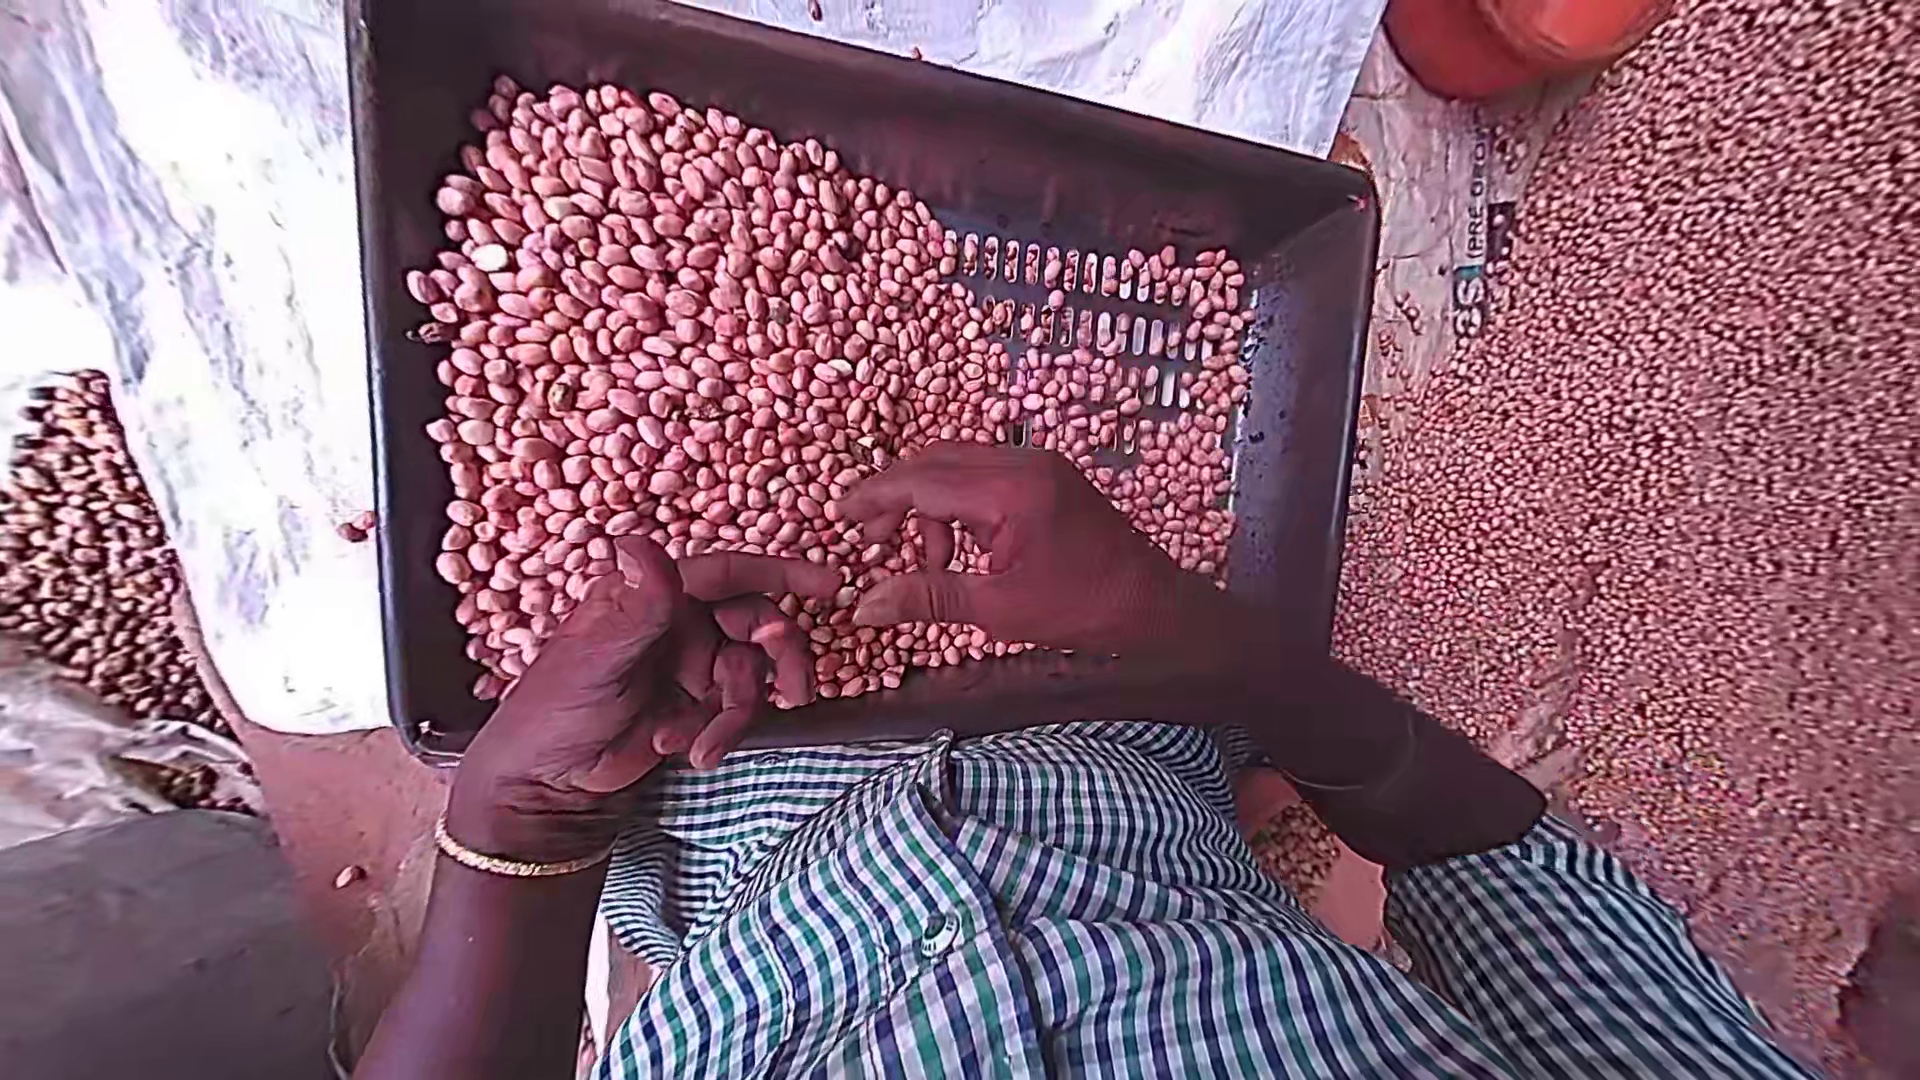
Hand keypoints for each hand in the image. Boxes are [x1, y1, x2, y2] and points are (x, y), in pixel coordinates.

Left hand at [446, 537, 838, 861]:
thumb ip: (635, 605)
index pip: (732, 572)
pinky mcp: (704, 703)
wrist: (547, 785)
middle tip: (795, 687)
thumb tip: (635, 539)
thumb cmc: (555, 707)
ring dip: (743, 707)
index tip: (830, 585)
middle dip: (780, 656)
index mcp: (659, 594)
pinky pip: (740, 709)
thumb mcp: (595, 656)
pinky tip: (694, 750)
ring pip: (754, 671)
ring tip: (712, 740)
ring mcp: (698, 663)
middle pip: (759, 623)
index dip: (784, 574)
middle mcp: (686, 621)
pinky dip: (725, 732)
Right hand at [840, 442, 1234, 656]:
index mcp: (1010, 491)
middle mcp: (1022, 462)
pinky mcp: (1046, 474)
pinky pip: (984, 474)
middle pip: (935, 461)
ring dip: (930, 505)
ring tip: (933, 561)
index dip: (875, 497)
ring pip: (958, 465)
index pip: (922, 480)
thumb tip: (864, 606)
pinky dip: (959, 504)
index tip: (841, 515)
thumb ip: (928, 597)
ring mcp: (1038, 464)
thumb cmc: (1079, 609)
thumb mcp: (997, 609)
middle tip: (872, 540)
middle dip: (896, 497)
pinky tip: (964, 546)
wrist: (1151, 603)